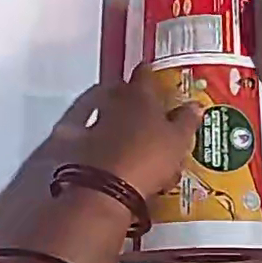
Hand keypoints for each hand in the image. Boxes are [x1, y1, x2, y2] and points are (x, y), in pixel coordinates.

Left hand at [66, 72, 201, 196]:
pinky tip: (92, 144)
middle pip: (118, 89)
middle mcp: (110, 102)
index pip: (144, 74)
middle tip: (138, 103)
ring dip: (105, 112)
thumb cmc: (148, 159)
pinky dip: (85, 135)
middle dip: (127, 93)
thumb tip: (195, 105)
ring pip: (96, 108)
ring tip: (117, 126)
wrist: (102, 190)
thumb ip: (186, 121)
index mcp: (139, 96)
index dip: (149, 73)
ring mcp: (86, 121)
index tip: (151, 72)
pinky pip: (78, 133)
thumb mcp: (177, 142)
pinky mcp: (67, 144)